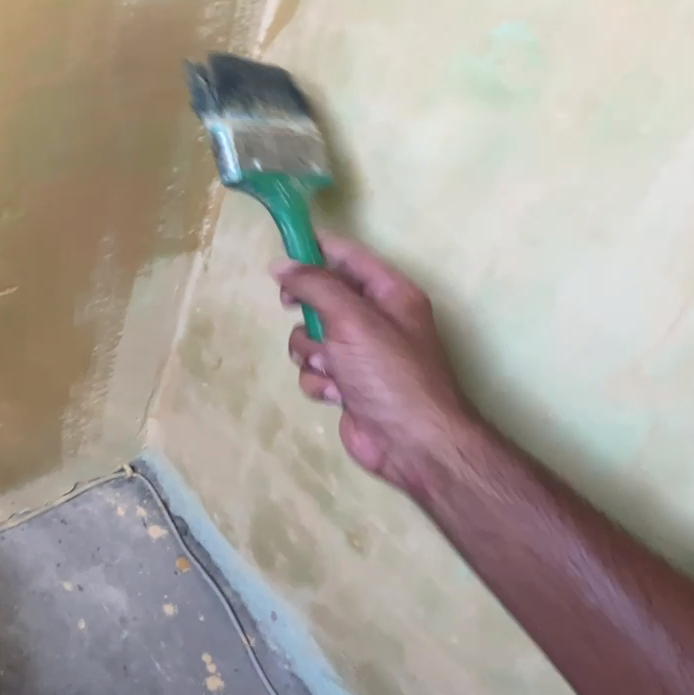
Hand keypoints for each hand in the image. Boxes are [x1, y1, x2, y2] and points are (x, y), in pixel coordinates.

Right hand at [272, 233, 480, 493]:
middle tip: (291, 306)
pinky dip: (318, 379)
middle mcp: (374, 318)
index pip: (345, 255)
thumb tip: (280, 265)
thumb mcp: (352, 318)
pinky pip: (312, 367)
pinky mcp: (345, 383)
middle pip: (321, 294)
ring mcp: (358, 352)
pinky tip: (337, 393)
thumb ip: (314, 285)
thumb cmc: (391, 373)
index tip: (280, 254)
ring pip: (309, 334)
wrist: (413, 444)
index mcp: (389, 293)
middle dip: (305, 307)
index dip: (313, 250)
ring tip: (331, 368)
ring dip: (310, 351)